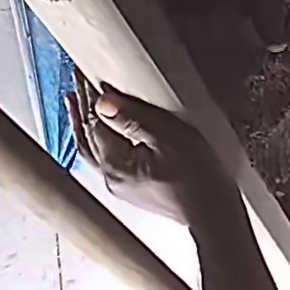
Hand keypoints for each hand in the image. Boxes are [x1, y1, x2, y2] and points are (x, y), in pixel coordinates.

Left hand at [69, 85, 239, 227]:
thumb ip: (133, 119)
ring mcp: (120, 186)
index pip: (94, 122)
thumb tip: (102, 102)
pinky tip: (104, 132)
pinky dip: (99, 139)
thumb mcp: (168, 138)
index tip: (84, 74)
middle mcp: (110, 177)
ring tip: (77, 103)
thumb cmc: (197, 176)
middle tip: (76, 82)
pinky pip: (105, 158)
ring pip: (93, 149)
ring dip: (84, 124)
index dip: (88, 97)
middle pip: (87, 137)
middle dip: (80, 109)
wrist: (214, 215)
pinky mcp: (132, 189)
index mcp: (115, 164)